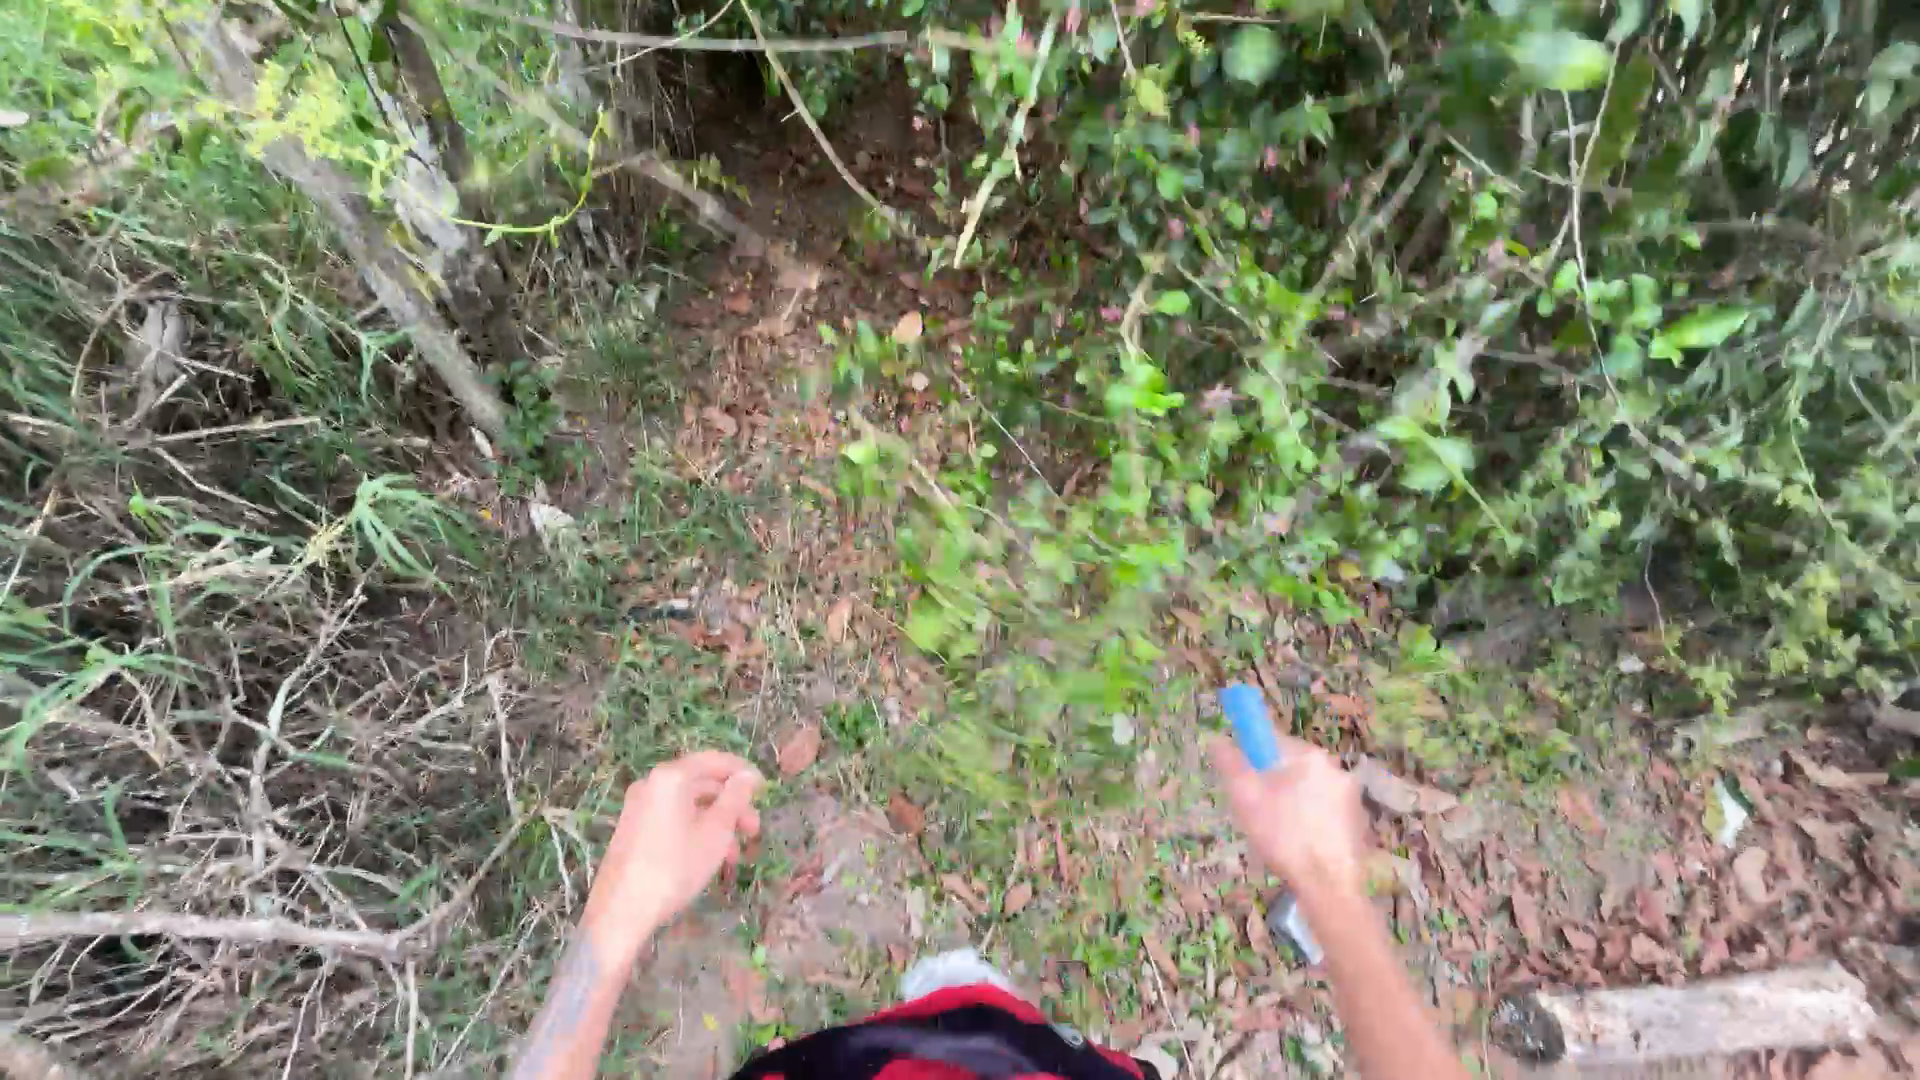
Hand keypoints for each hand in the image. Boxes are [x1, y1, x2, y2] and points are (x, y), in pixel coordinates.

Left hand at [582, 751, 762, 956]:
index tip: (764, 790)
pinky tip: (710, 857)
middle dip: (733, 805)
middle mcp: (652, 784)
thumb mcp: (716, 831)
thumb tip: (747, 776)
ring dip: (718, 822)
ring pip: (689, 805)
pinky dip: (696, 830)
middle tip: (754, 829)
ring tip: (735, 854)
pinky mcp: (633, 829)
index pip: (715, 760)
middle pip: (703, 784)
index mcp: (672, 777)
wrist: (620, 913)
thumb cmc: (675, 867)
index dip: (743, 773)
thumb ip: (735, 797)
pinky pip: (673, 818)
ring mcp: (639, 807)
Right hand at [1209, 734, 1368, 902]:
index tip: (1244, 782)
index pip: (1270, 739)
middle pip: (1289, 764)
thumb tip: (1217, 739)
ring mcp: (1350, 795)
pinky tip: (1300, 842)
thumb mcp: (1244, 796)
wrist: (1329, 886)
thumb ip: (1229, 762)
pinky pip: (1324, 808)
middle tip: (1257, 810)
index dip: (1251, 759)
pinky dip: (1310, 818)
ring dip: (1290, 800)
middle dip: (1270, 782)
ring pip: (1306, 787)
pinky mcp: (1358, 820)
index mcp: (1307, 755)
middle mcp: (1333, 767)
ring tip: (1278, 832)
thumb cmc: (1283, 835)